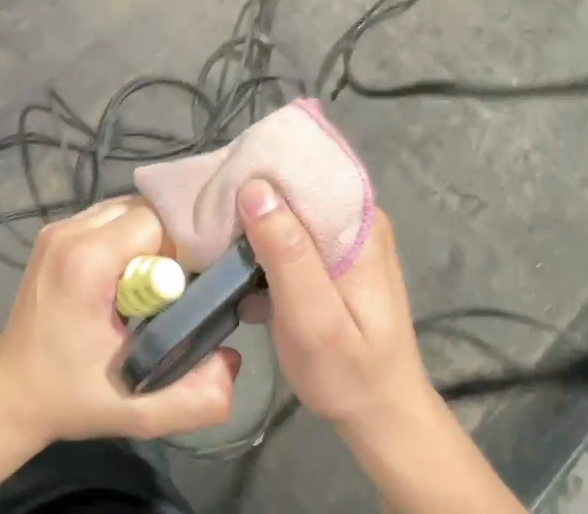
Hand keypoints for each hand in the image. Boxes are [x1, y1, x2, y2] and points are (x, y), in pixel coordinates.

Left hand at [0, 197, 239, 445]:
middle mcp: (68, 232)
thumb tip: (232, 357)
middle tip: (186, 282)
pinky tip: (133, 277)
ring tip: (160, 282)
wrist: (11, 395)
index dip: (186, 245)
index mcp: (85, 260)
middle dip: (170, 239)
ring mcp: (56, 229)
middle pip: (141, 207)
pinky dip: (126, 238)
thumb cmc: (72, 398)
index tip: (202, 279)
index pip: (156, 220)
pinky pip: (105, 219)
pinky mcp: (53, 235)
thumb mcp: (142, 411)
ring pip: (124, 208)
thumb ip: (201, 394)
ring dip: (149, 237)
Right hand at [239, 181, 430, 443]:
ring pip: (284, 208)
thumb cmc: (348, 375)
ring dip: (248, 223)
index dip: (257, 169)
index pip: (303, 169)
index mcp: (358, 224)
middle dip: (246, 198)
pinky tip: (238, 267)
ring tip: (214, 242)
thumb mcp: (313, 320)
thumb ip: (287, 255)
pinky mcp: (328, 255)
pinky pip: (287, 231)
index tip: (215, 187)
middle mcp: (354, 218)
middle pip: (291, 185)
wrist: (381, 417)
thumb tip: (254, 188)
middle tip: (206, 222)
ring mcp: (342, 236)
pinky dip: (259, 244)